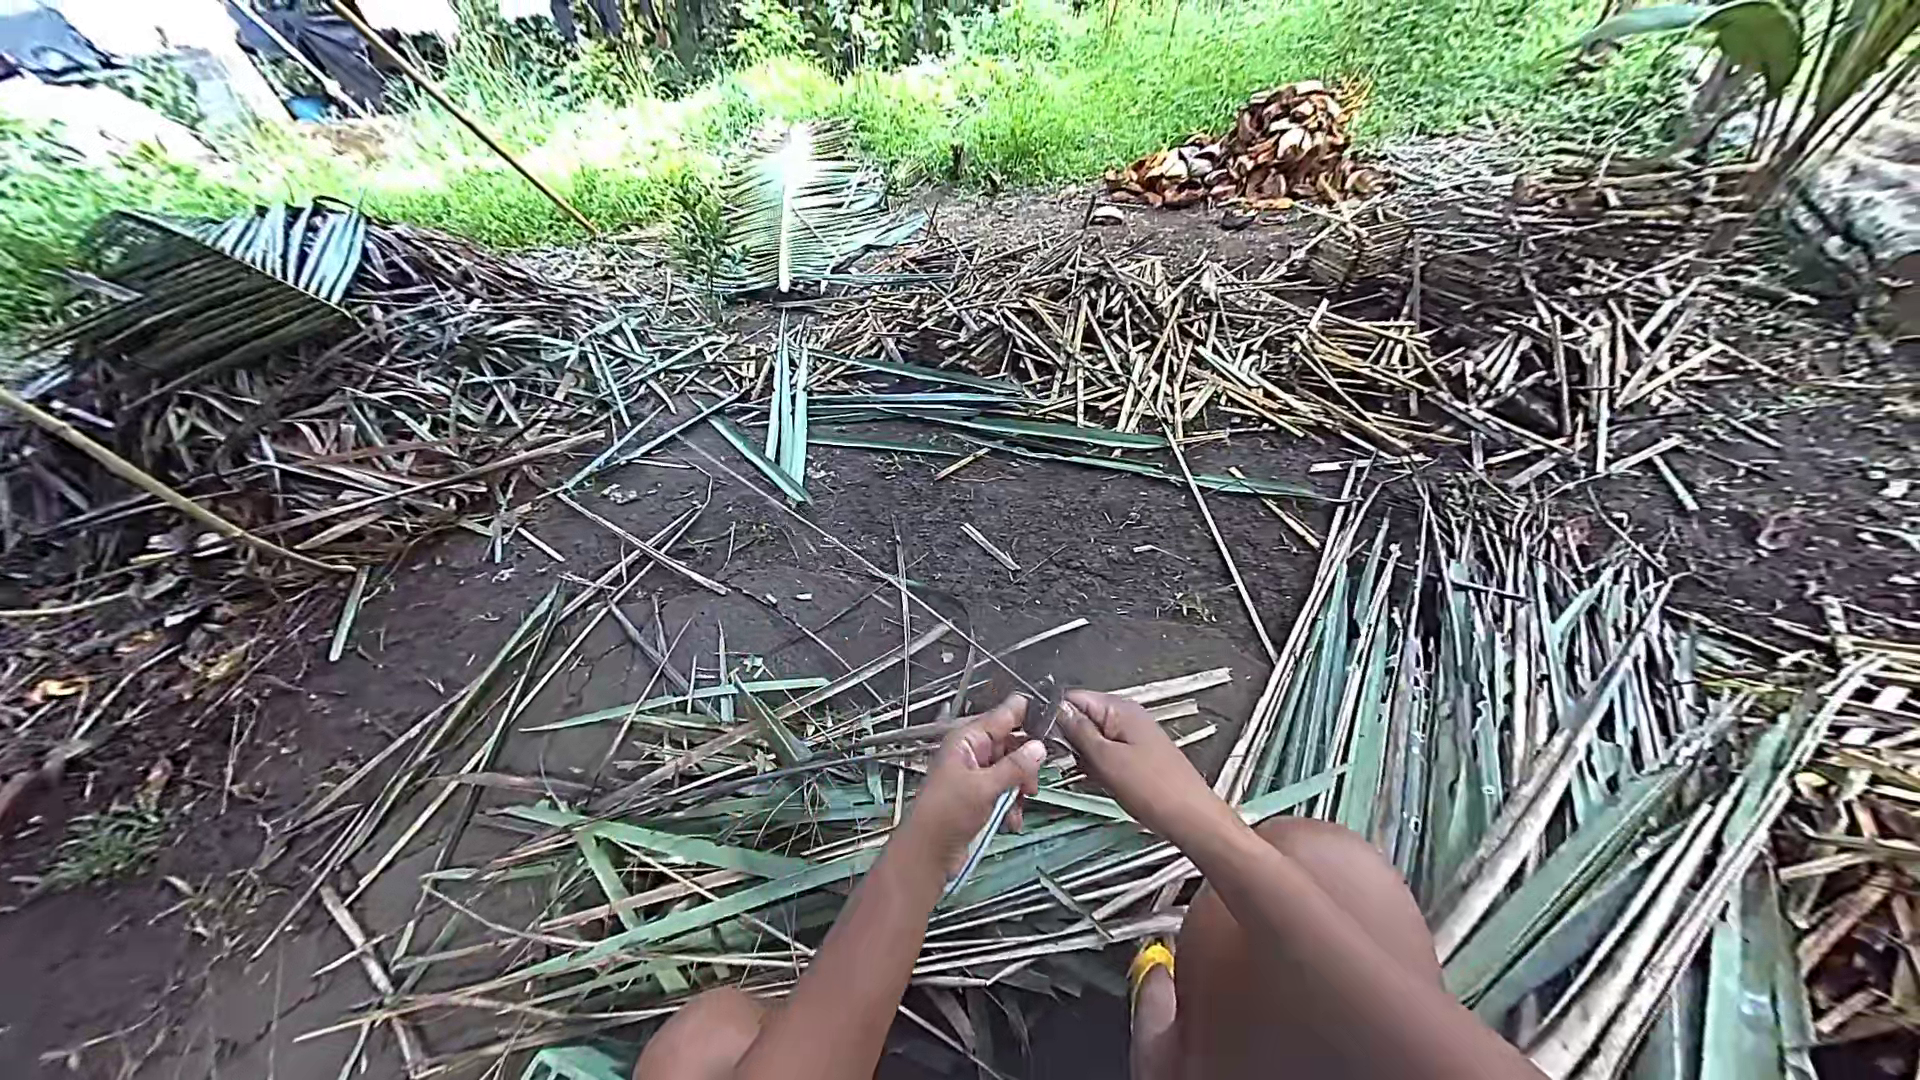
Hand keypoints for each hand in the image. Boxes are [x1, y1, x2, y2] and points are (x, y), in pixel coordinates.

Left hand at [899, 695, 1046, 874]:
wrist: (929, 854)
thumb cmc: (943, 814)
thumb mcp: (984, 787)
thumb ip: (1014, 767)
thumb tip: (1037, 748)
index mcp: (967, 740)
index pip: (1002, 715)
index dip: (1025, 715)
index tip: (1049, 718)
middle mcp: (972, 753)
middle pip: (1011, 745)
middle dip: (1025, 765)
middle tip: (1030, 782)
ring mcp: (976, 775)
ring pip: (1012, 770)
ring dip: (1018, 789)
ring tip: (1016, 805)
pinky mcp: (980, 796)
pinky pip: (1006, 791)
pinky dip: (1012, 804)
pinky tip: (1009, 818)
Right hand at [1055, 689, 1234, 841]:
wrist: (1192, 820)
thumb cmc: (1154, 789)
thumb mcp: (1106, 758)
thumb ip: (1078, 730)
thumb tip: (1058, 709)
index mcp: (1120, 708)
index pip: (1074, 698)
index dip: (1056, 716)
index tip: (1045, 737)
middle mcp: (1127, 716)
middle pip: (1082, 719)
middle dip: (1072, 741)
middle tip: (1074, 763)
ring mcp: (1132, 736)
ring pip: (1093, 740)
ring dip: (1087, 758)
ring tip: (1096, 776)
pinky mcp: (1136, 756)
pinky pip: (1107, 754)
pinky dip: (1101, 768)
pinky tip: (1106, 782)